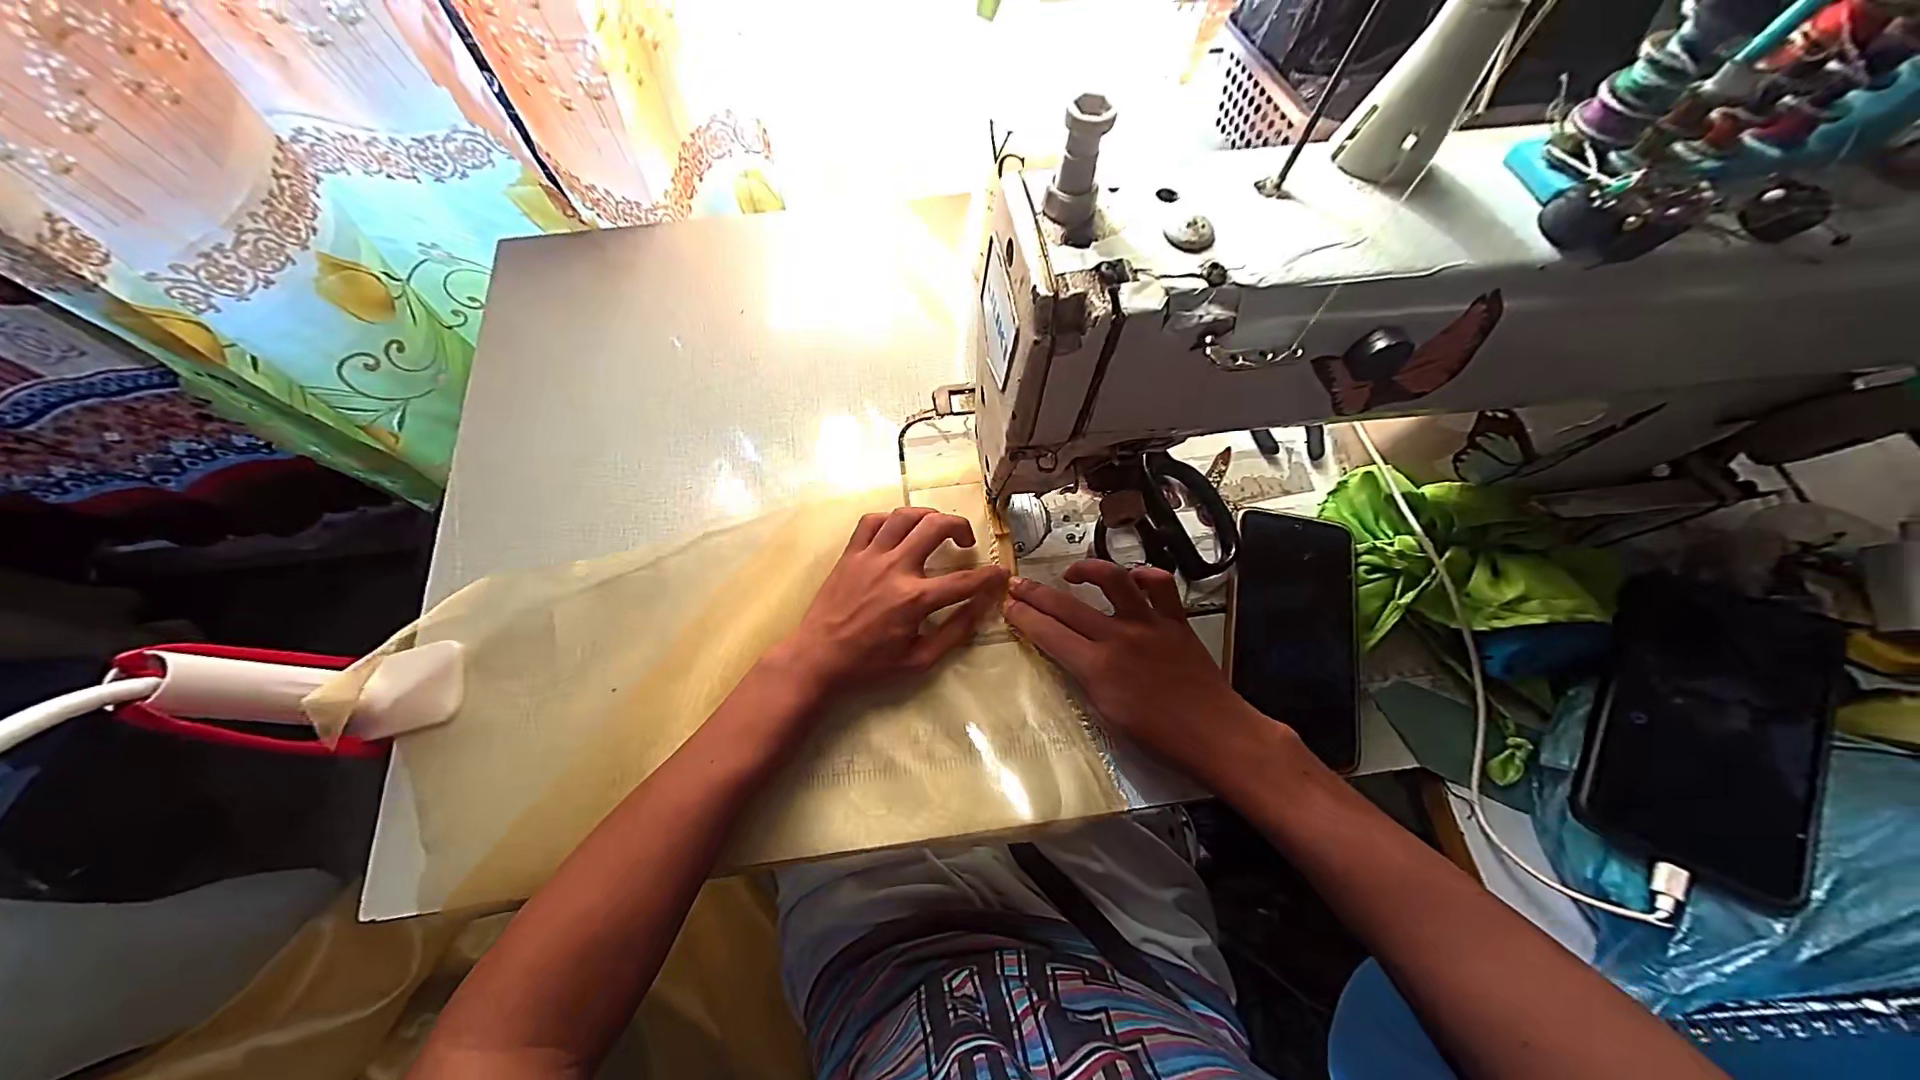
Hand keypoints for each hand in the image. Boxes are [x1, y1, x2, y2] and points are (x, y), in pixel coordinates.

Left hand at [768, 506, 1008, 696]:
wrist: (817, 658)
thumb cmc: (869, 665)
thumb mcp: (919, 660)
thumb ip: (955, 632)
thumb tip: (982, 608)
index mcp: (915, 599)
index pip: (966, 581)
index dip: (991, 576)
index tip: (1001, 573)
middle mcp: (895, 569)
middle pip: (936, 527)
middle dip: (961, 527)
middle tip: (965, 543)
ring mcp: (870, 557)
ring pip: (905, 516)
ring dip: (929, 516)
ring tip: (936, 528)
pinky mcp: (850, 554)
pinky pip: (872, 521)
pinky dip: (891, 519)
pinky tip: (898, 530)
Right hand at [1004, 560, 1281, 789]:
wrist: (1214, 734)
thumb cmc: (1158, 735)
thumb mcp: (1107, 713)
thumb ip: (1084, 678)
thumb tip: (1067, 654)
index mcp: (1097, 666)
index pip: (1048, 633)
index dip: (1023, 617)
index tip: (1008, 606)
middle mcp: (1119, 637)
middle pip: (1066, 605)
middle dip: (1034, 592)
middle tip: (1017, 584)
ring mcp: (1150, 624)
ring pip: (1113, 580)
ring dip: (1087, 569)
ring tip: (1071, 573)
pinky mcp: (1176, 620)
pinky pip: (1160, 586)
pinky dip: (1144, 576)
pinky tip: (1132, 579)